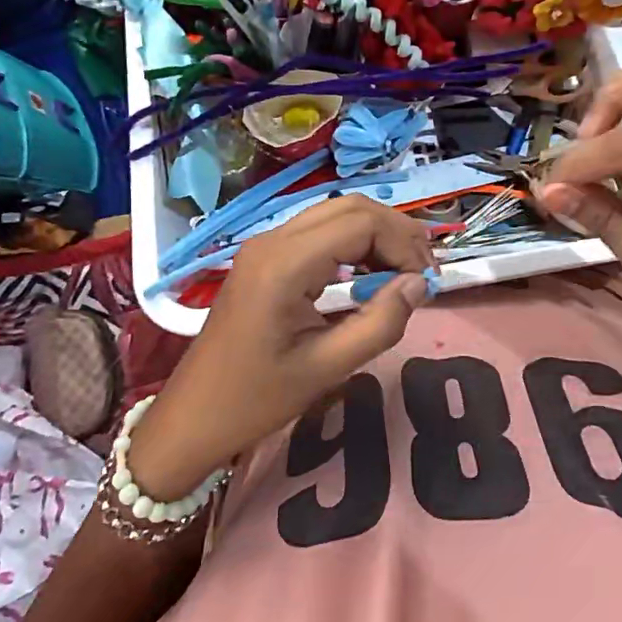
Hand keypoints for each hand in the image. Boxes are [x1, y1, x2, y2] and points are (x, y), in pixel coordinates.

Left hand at [127, 196, 434, 498]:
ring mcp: (266, 245)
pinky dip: (355, 243)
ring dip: (377, 235)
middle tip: (424, 272)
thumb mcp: (328, 368)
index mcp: (284, 264)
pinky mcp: (266, 257)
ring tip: (406, 272)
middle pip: (351, 207)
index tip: (427, 283)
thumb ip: (380, 323)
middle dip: (395, 232)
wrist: (194, 415)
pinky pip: (320, 232)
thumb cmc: (257, 399)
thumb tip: (418, 284)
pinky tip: (372, 273)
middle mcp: (273, 240)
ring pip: (337, 213)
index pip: (361, 223)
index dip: (403, 244)